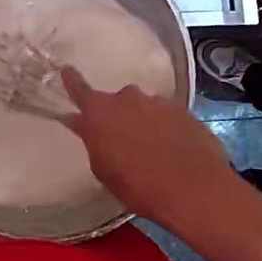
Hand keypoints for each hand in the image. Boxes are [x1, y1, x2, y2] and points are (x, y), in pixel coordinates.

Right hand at [59, 66, 247, 231]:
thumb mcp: (103, 169)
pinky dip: (167, 131)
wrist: (195, 190)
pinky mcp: (186, 112)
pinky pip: (168, 118)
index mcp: (101, 111)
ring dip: (144, 124)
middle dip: (118, 118)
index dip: (71, 80)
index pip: (79, 89)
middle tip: (122, 144)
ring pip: (145, 110)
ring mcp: (160, 103)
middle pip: (117, 103)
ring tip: (153, 154)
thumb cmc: (138, 185)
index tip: (66, 70)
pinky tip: (173, 154)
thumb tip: (82, 122)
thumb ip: (92, 140)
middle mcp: (129, 98)